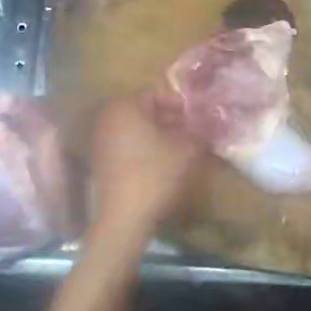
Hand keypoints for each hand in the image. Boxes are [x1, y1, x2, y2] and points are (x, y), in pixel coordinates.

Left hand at [88, 95, 203, 246]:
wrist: (123, 215)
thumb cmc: (155, 174)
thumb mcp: (186, 150)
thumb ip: (200, 131)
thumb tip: (211, 122)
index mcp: (125, 105)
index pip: (156, 95)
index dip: (180, 106)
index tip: (197, 120)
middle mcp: (107, 116)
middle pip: (144, 111)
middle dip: (169, 121)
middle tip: (191, 134)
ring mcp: (100, 138)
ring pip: (135, 129)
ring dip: (157, 135)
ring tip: (179, 150)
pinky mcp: (99, 159)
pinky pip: (125, 145)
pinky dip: (142, 149)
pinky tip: (159, 164)